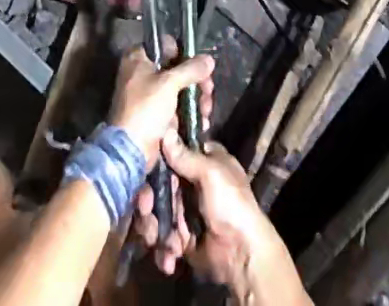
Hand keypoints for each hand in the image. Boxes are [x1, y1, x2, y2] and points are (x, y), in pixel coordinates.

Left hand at [107, 46, 214, 161]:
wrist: (131, 149)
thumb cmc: (146, 108)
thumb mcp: (168, 83)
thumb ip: (190, 69)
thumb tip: (209, 59)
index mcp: (137, 58)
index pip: (164, 45)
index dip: (183, 53)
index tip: (199, 65)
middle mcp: (142, 72)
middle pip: (176, 68)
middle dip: (196, 80)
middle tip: (209, 90)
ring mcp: (149, 94)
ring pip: (179, 89)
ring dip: (196, 98)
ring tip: (207, 110)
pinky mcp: (156, 114)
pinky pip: (177, 106)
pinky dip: (189, 111)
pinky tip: (203, 120)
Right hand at [131, 135, 285, 289]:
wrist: (244, 256)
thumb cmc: (232, 206)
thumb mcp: (212, 174)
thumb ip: (187, 156)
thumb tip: (166, 131)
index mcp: (204, 163)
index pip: (174, 152)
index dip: (158, 159)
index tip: (144, 167)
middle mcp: (192, 184)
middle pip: (159, 184)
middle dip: (149, 199)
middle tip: (145, 208)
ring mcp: (186, 212)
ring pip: (156, 211)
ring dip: (152, 226)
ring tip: (155, 238)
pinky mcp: (182, 238)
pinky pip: (163, 237)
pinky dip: (164, 249)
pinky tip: (171, 255)